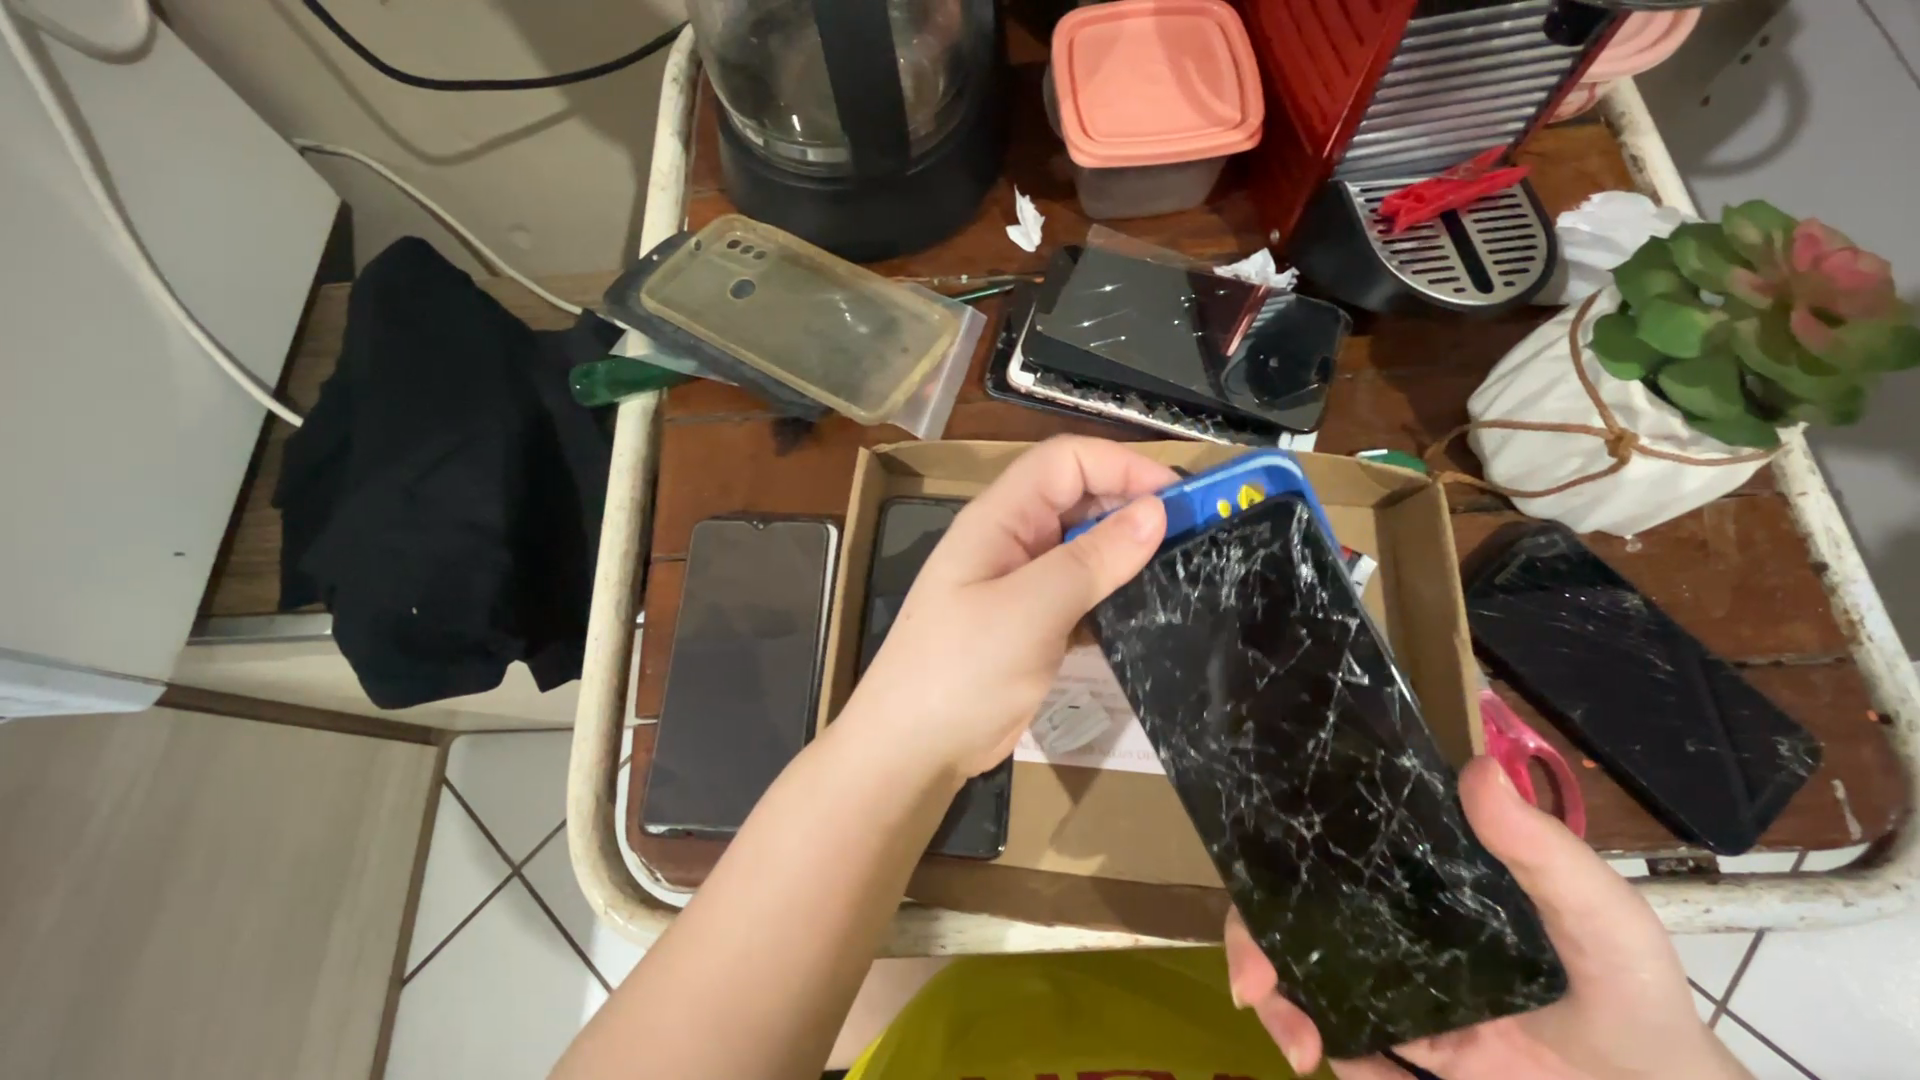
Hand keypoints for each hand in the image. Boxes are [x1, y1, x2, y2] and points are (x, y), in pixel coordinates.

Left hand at [845, 436, 1177, 779]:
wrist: (912, 749)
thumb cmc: (961, 671)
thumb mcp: (1031, 610)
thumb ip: (1092, 559)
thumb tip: (1156, 513)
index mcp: (999, 519)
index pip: (1065, 462)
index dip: (1122, 465)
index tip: (1179, 498)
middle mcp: (1010, 542)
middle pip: (1078, 498)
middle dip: (1133, 504)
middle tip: (1195, 534)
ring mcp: (1020, 585)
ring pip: (1083, 546)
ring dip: (1128, 550)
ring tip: (1182, 567)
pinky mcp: (1032, 625)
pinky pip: (1081, 592)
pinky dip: (1113, 592)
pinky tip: (1147, 608)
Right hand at [1226, 758, 1751, 1079]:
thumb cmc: (1630, 991)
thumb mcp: (1596, 912)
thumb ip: (1543, 851)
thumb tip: (1477, 767)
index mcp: (1415, 878)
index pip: (1325, 855)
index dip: (1273, 866)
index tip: (1253, 896)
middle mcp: (1387, 925)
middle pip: (1292, 922)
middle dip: (1254, 950)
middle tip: (1255, 992)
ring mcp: (1394, 992)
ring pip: (1304, 985)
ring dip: (1283, 1011)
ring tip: (1302, 1049)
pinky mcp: (1410, 1053)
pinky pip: (1351, 1050)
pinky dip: (1340, 1059)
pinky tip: (1346, 1067)